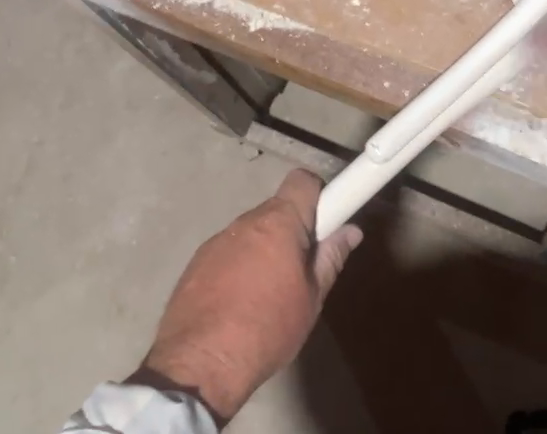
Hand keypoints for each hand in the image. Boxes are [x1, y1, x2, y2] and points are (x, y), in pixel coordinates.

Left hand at [136, 170, 362, 420]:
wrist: (198, 365)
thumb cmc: (266, 329)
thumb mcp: (311, 299)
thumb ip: (331, 258)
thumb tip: (351, 231)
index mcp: (278, 222)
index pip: (303, 181)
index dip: (319, 195)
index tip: (327, 222)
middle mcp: (246, 221)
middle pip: (277, 210)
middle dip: (292, 230)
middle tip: (301, 269)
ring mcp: (217, 240)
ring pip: (252, 232)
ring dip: (264, 249)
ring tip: (268, 293)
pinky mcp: (196, 262)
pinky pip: (228, 251)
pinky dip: (239, 266)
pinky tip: (238, 302)